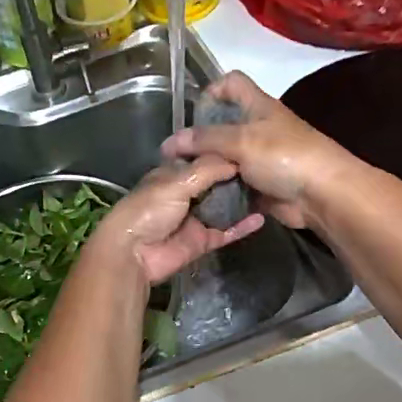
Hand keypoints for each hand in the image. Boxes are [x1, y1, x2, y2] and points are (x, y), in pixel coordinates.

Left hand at [93, 156, 263, 284]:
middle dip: (234, 178)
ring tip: (268, 190)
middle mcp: (183, 196)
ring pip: (222, 208)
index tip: (246, 148)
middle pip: (213, 185)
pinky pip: (226, 232)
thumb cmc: (148, 210)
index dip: (219, 156)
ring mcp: (193, 220)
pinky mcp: (201, 242)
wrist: (133, 254)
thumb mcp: (176, 182)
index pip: (199, 162)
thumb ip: (206, 170)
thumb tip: (235, 160)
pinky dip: (242, 226)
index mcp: (171, 176)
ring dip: (241, 201)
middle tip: (263, 169)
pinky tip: (261, 218)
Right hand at [162, 71, 360, 228]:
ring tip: (185, 180)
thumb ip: (205, 140)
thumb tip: (171, 141)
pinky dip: (220, 190)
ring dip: (208, 169)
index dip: (211, 90)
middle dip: (200, 140)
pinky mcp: (261, 185)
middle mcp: (258, 129)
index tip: (193, 114)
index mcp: (257, 107)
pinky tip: (202, 198)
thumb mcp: (242, 141)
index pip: (232, 83)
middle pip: (223, 126)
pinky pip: (234, 185)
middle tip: (178, 157)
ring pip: (225, 159)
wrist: (322, 194)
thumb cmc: (285, 156)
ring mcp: (260, 159)